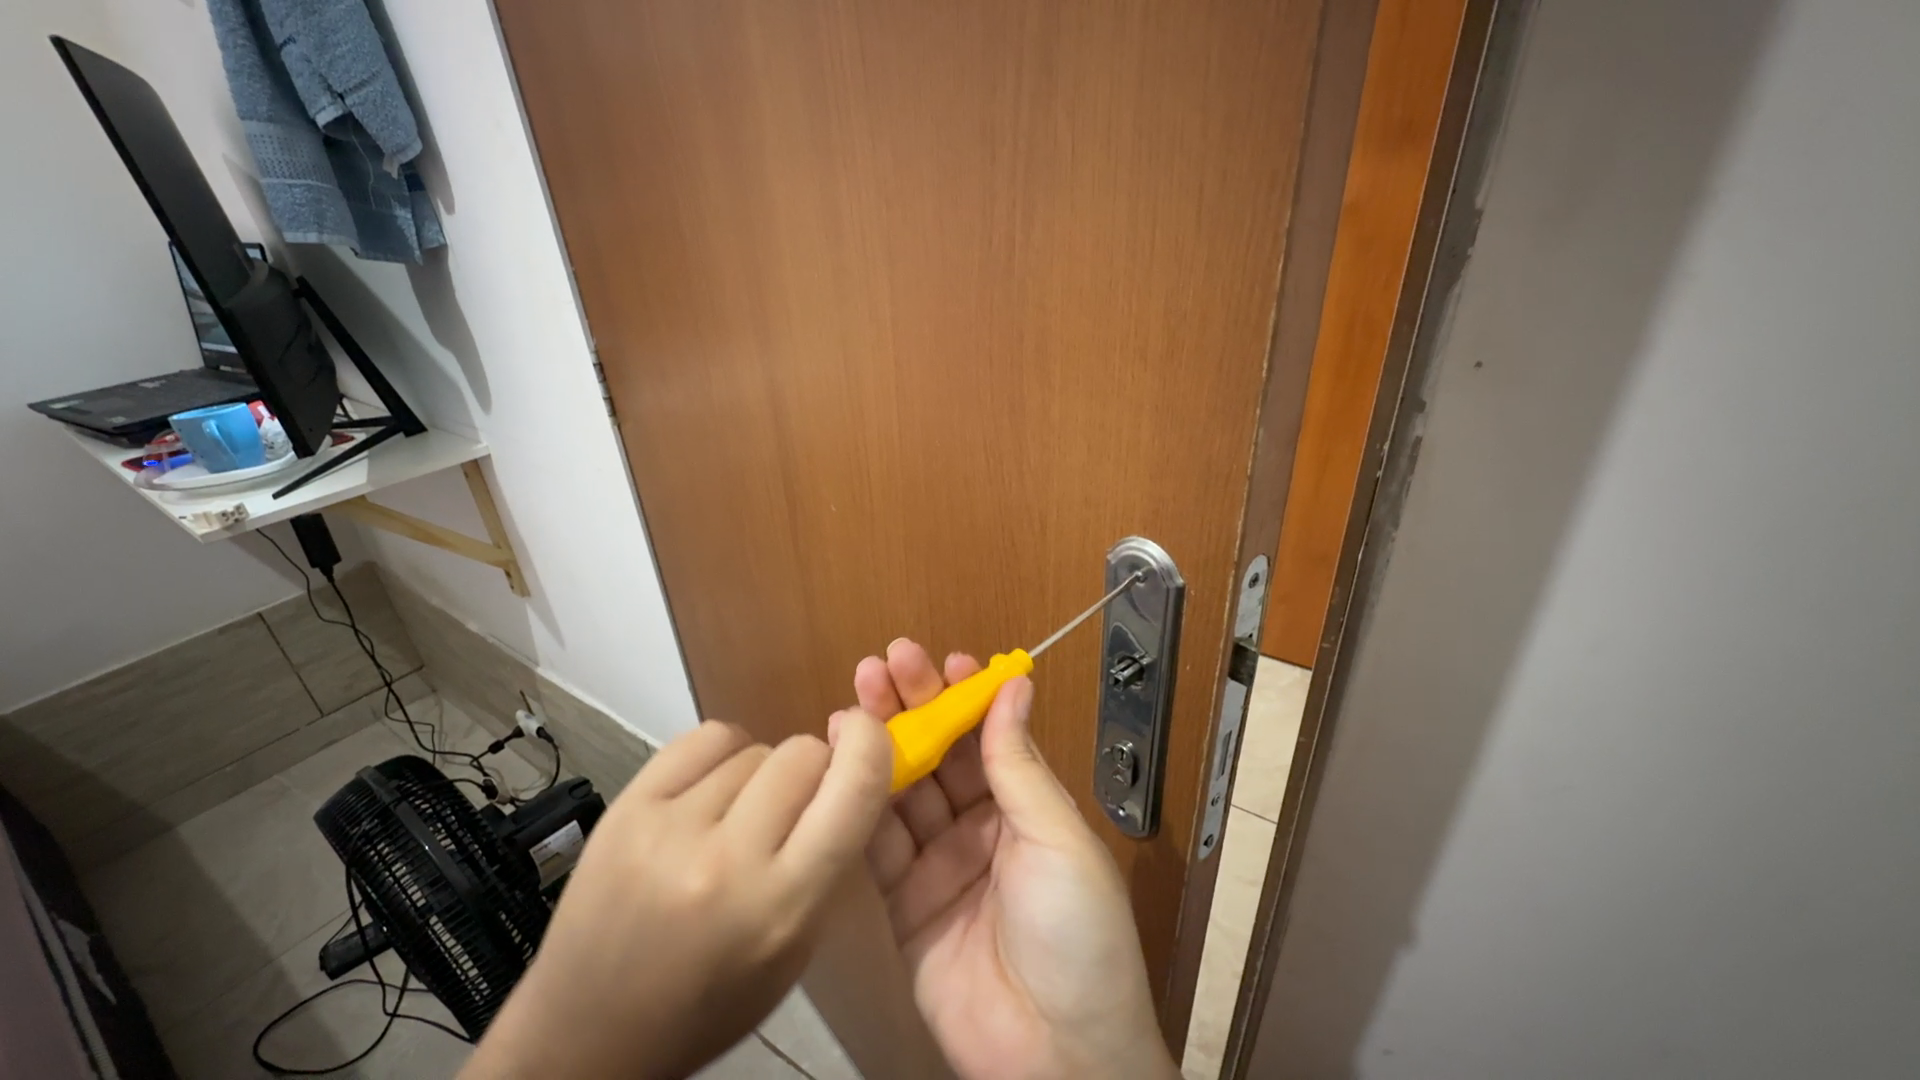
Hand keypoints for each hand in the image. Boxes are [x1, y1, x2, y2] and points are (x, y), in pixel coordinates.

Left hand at [465, 715, 894, 1079]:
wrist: (590, 1032)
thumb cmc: (711, 1000)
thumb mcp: (795, 948)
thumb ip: (827, 859)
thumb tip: (845, 771)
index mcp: (783, 907)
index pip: (854, 788)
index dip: (871, 745)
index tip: (867, 737)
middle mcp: (728, 860)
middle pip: (802, 755)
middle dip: (811, 771)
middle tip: (789, 810)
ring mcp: (669, 828)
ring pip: (754, 748)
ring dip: (759, 775)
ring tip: (735, 818)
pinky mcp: (626, 807)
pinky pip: (703, 739)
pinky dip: (719, 756)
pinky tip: (707, 792)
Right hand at [845, 639, 1177, 1079]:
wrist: (1053, 1055)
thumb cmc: (1077, 937)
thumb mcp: (1056, 839)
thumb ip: (1019, 764)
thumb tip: (1013, 685)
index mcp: (1028, 808)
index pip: (988, 737)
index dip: (965, 696)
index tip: (943, 659)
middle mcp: (982, 828)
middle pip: (940, 756)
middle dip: (914, 707)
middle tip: (885, 663)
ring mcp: (940, 864)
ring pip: (904, 790)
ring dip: (882, 744)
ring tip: (855, 700)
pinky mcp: (903, 902)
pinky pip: (877, 844)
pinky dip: (858, 803)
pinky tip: (841, 762)